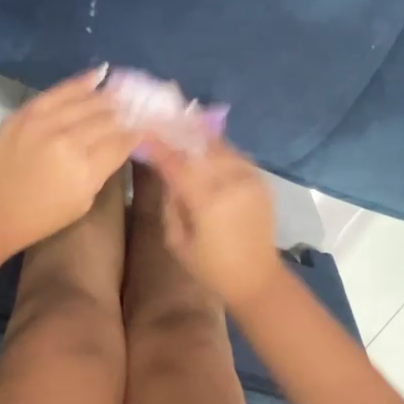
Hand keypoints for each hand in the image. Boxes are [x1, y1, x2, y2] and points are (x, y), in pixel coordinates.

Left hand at [0, 68, 143, 251]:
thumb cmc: (40, 218)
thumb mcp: (83, 201)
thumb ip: (103, 168)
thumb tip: (121, 142)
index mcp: (86, 170)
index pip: (123, 140)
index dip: (141, 130)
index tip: (154, 124)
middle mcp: (69, 140)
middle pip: (109, 117)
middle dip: (131, 111)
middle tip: (145, 105)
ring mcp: (45, 123)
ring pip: (88, 101)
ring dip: (111, 95)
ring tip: (127, 90)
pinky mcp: (27, 113)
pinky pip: (60, 91)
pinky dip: (82, 81)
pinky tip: (101, 74)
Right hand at [145, 138, 284, 307]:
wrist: (257, 278)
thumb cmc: (211, 267)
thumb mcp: (177, 241)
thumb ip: (170, 203)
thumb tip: (166, 174)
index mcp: (207, 201)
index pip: (177, 164)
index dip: (158, 147)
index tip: (143, 134)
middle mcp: (230, 182)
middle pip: (200, 146)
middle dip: (179, 134)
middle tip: (161, 125)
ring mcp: (249, 178)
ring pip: (219, 145)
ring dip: (199, 137)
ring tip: (181, 129)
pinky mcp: (260, 180)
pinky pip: (235, 155)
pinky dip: (218, 149)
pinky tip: (205, 149)